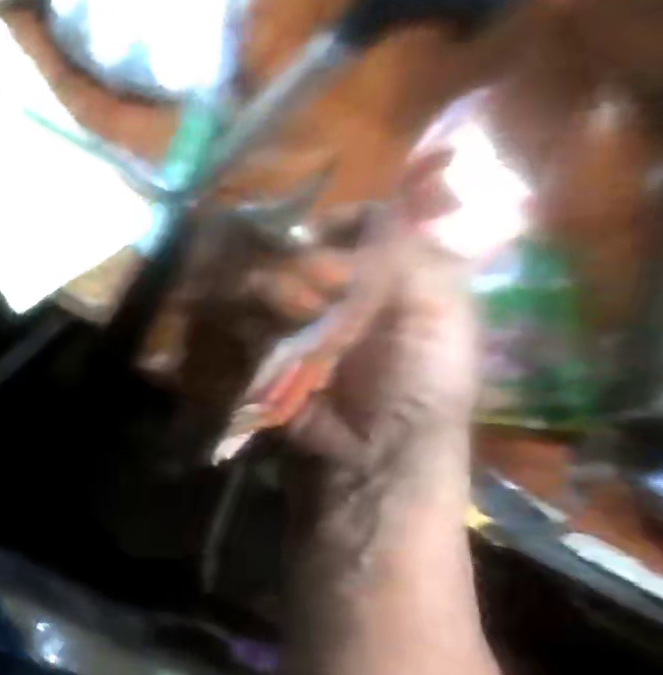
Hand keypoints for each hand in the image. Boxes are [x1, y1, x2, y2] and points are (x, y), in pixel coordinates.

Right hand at [246, 94, 533, 468]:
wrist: (370, 452)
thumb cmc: (417, 383)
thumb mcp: (436, 312)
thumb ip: (405, 259)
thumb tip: (344, 221)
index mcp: (400, 280)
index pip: (365, 227)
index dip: (336, 222)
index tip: (305, 234)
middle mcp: (349, 298)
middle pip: (308, 256)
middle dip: (290, 264)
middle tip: (280, 280)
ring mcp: (302, 329)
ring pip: (268, 289)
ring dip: (261, 296)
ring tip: (262, 312)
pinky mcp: (265, 359)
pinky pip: (243, 329)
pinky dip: (238, 326)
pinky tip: (241, 332)